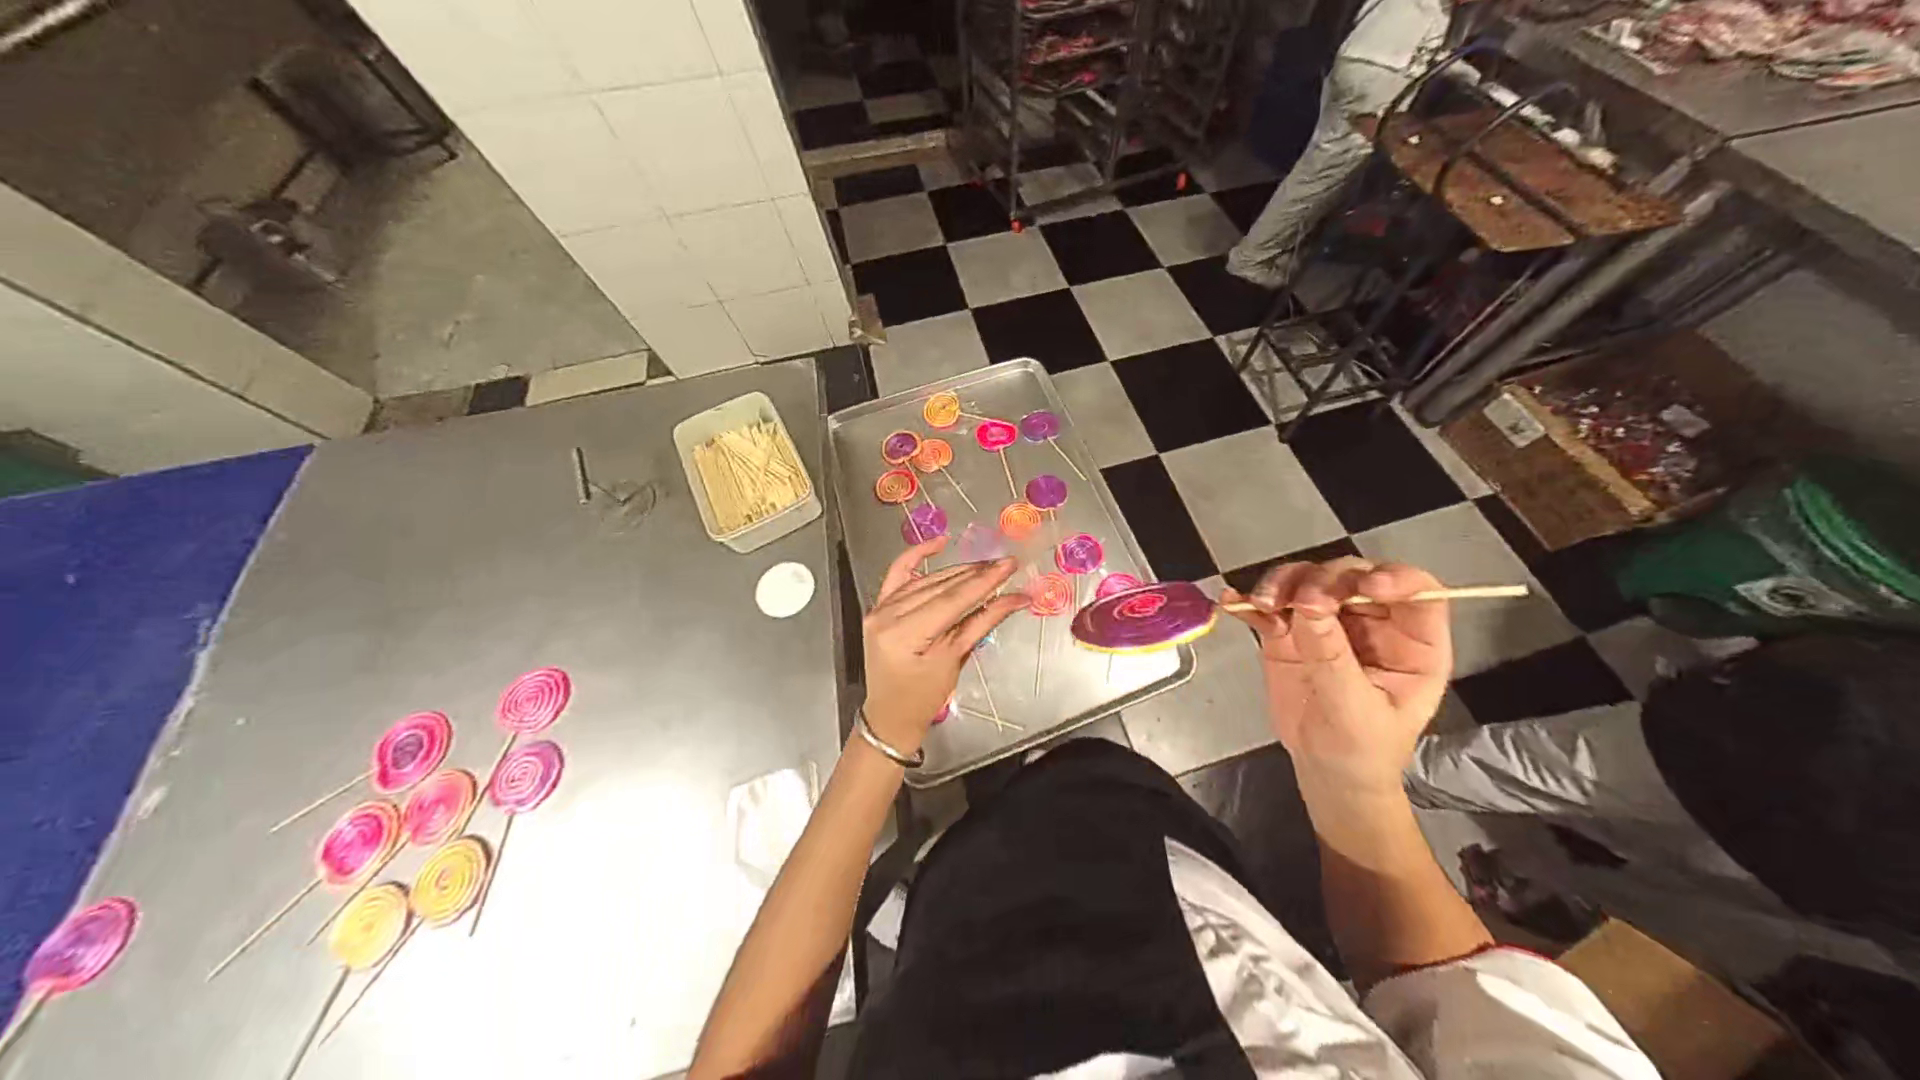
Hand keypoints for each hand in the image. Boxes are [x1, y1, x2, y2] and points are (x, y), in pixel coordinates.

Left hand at [861, 537, 1027, 752]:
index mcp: (904, 634)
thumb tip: (1016, 598)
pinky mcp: (879, 607)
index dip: (983, 582)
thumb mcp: (954, 660)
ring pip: (925, 581)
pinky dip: (916, 556)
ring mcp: (880, 609)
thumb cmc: (923, 697)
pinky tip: (938, 544)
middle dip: (975, 575)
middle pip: (939, 587)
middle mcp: (887, 615)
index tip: (1009, 566)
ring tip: (986, 565)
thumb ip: (982, 622)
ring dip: (957, 571)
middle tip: (1005, 564)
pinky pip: (898, 575)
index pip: (951, 600)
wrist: (890, 714)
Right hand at [1221, 558, 1450, 795]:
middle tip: (1297, 601)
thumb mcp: (1355, 708)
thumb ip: (1332, 655)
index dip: (1396, 579)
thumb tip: (1307, 604)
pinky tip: (1233, 602)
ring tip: (1261, 603)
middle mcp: (1372, 621)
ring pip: (1307, 581)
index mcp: (1412, 642)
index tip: (1365, 586)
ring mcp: (1328, 622)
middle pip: (1351, 577)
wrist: (1325, 771)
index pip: (1416, 592)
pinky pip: (1271, 605)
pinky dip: (1250, 601)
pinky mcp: (1289, 631)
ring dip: (1282, 584)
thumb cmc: (1361, 748)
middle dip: (1322, 581)